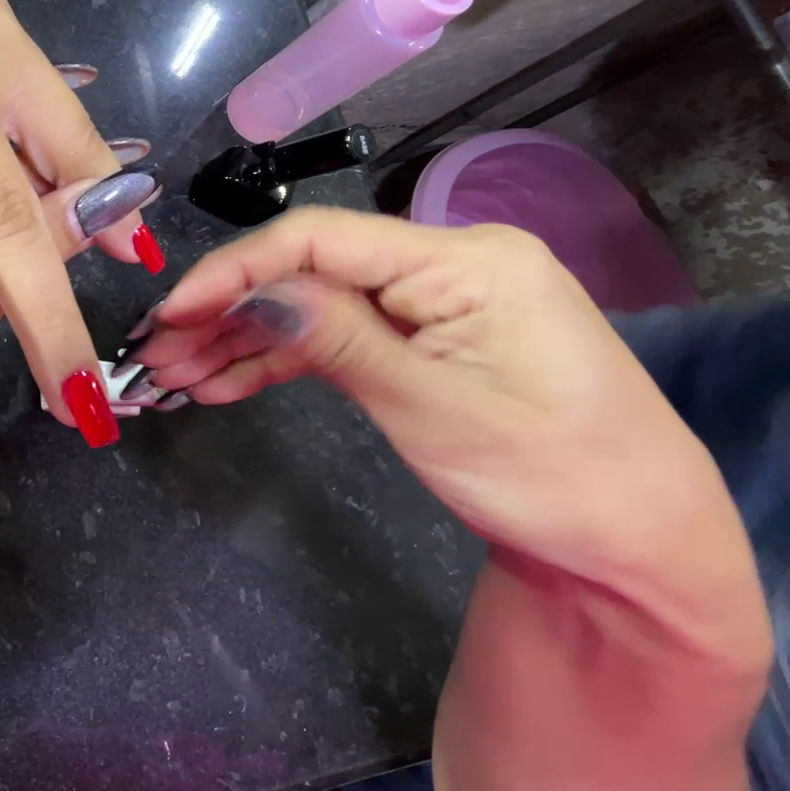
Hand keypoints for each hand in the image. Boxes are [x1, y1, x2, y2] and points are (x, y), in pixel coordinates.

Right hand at [126, 208, 746, 586]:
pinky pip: (328, 340)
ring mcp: (423, 304)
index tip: (173, 311)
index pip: (318, 240)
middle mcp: (438, 266)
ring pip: (304, 308)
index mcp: (462, 260)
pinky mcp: (411, 341)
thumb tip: (248, 291)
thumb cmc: (550, 476)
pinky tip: (219, 385)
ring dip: (236, 342)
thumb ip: (335, 337)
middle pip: (303, 273)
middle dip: (224, 312)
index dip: (234, 270)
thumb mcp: (432, 407)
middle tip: (157, 353)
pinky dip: (274, 363)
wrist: (632, 550)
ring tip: (173, 376)